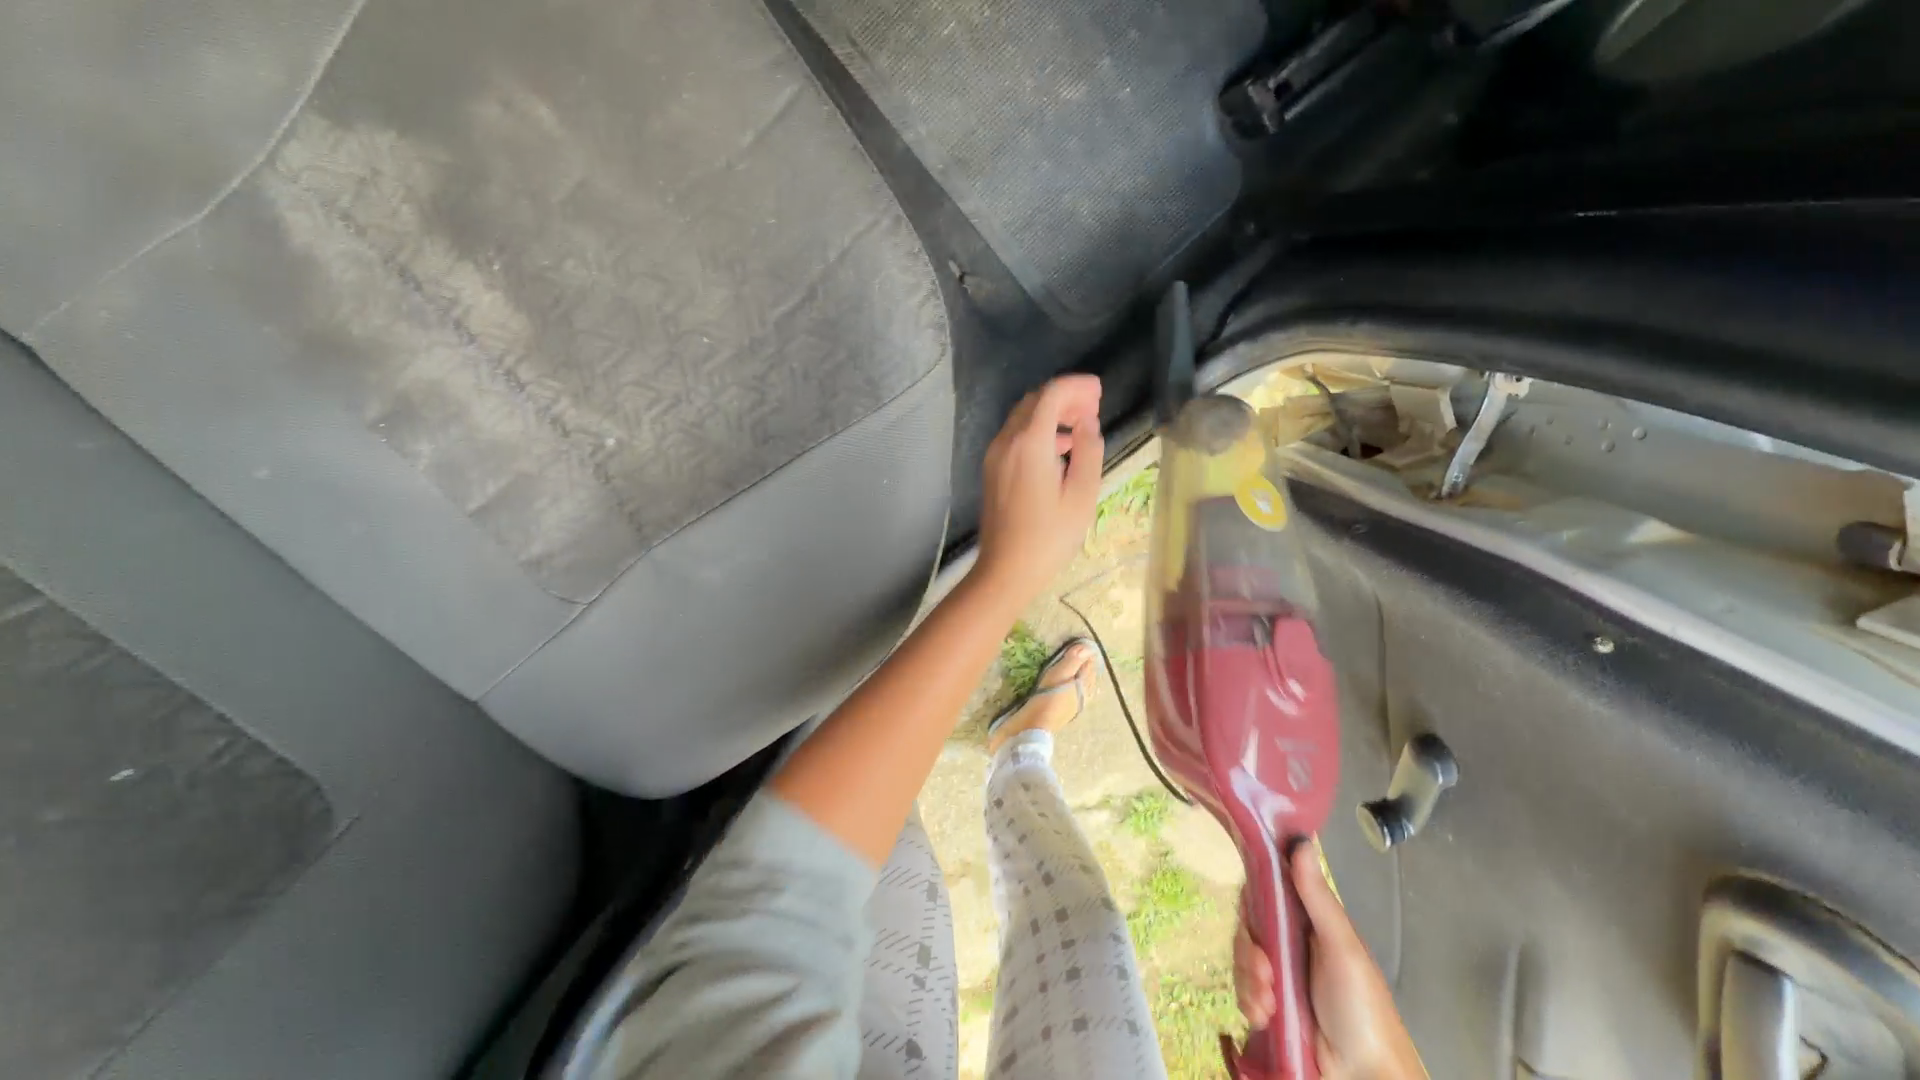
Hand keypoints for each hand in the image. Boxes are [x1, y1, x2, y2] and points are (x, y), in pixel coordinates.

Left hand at [975, 375, 1103, 604]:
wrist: (1005, 570)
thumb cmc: (1049, 537)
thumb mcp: (1082, 496)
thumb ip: (1089, 451)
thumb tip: (1088, 423)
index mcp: (1030, 443)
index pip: (1051, 394)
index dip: (1077, 386)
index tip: (1099, 390)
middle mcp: (1006, 441)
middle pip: (1035, 401)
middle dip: (1065, 396)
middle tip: (1094, 406)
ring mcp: (995, 455)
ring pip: (1023, 417)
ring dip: (1051, 412)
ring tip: (1081, 425)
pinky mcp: (992, 470)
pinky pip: (1015, 435)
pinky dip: (1038, 429)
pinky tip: (1059, 448)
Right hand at [1235, 842, 1423, 1079]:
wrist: (1363, 1074)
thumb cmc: (1361, 1006)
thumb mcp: (1341, 946)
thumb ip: (1316, 896)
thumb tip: (1299, 840)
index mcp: (1309, 924)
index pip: (1266, 894)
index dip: (1253, 899)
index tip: (1251, 913)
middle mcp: (1290, 946)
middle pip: (1248, 929)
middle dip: (1249, 952)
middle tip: (1267, 973)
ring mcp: (1278, 978)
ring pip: (1241, 962)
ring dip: (1249, 982)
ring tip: (1270, 1004)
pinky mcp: (1268, 1007)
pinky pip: (1242, 992)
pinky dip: (1249, 1003)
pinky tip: (1265, 1017)